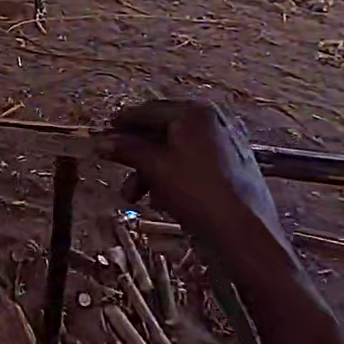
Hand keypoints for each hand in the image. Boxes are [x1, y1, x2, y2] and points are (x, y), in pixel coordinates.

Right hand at [99, 99, 284, 256]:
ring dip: (150, 170)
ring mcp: (225, 143)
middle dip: (136, 153)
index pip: (148, 111)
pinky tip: (160, 199)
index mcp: (195, 113)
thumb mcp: (154, 167)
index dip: (122, 123)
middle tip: (116, 165)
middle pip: (162, 130)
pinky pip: (192, 162)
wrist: (243, 232)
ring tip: (134, 195)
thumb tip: (100, 142)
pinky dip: (172, 175)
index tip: (103, 133)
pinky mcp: (232, 165)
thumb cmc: (195, 191)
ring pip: (175, 150)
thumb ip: (126, 149)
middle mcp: (213, 121)